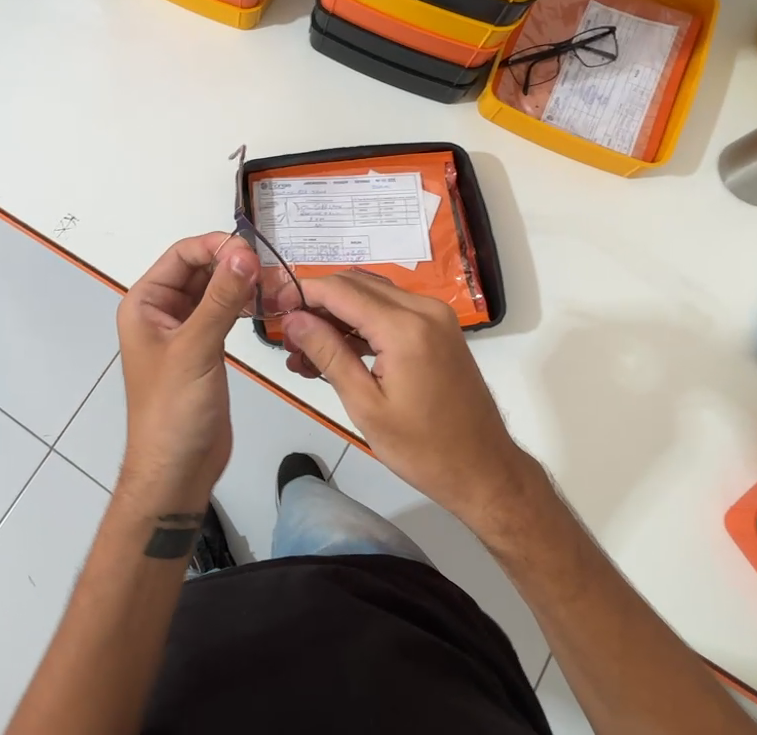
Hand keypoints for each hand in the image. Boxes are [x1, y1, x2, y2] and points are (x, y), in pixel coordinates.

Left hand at [114, 233, 255, 509]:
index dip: (217, 246)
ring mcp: (183, 330)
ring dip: (245, 286)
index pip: (182, 255)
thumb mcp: (196, 349)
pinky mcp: (204, 349)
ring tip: (281, 291)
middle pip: (201, 269)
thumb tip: (244, 252)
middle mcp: (161, 310)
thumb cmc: (174, 410)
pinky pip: (224, 314)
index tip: (255, 254)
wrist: (176, 472)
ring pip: (216, 291)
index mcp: (145, 303)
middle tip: (276, 275)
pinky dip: (246, 307)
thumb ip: (221, 299)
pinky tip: (271, 308)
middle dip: (236, 266)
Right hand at [278, 273, 526, 526]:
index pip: (340, 290)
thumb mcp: (365, 405)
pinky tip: (335, 351)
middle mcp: (423, 309)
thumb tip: (293, 319)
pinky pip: (390, 310)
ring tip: (305, 352)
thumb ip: (328, 354)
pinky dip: (361, 323)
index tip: (272, 309)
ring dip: (336, 314)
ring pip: (371, 295)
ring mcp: (435, 316)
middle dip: (316, 303)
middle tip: (287, 336)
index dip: (301, 293)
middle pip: (355, 284)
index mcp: (405, 328)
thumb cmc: (423, 449)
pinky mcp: (439, 328)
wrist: (485, 471)